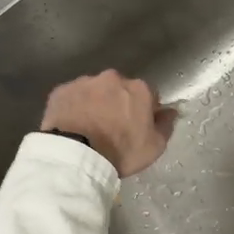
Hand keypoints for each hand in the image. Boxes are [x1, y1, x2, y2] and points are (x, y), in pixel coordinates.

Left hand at [41, 70, 174, 176]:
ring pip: (95, 90)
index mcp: (139, 89)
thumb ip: (165, 125)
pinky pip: (72, 97)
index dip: (144, 111)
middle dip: (118, 103)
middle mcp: (113, 78)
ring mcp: (85, 82)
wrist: (76, 154)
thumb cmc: (120, 151)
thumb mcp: (154, 147)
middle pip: (120, 89)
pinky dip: (74, 107)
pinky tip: (71, 124)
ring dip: (95, 103)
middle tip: (111, 127)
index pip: (148, 95)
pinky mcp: (62, 90)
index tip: (137, 127)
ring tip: (88, 127)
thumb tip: (171, 111)